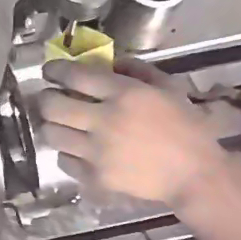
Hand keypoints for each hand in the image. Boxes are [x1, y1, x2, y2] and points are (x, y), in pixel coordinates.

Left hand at [39, 58, 240, 215]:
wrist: (194, 175)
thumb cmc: (185, 127)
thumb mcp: (168, 88)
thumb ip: (136, 69)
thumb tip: (107, 62)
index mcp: (124, 94)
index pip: (74, 75)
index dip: (55, 70)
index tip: (50, 71)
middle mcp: (105, 121)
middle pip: (52, 105)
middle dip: (46, 98)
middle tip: (51, 98)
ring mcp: (97, 151)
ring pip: (51, 134)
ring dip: (52, 125)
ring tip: (61, 124)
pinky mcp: (95, 177)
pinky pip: (64, 160)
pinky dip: (66, 152)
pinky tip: (77, 149)